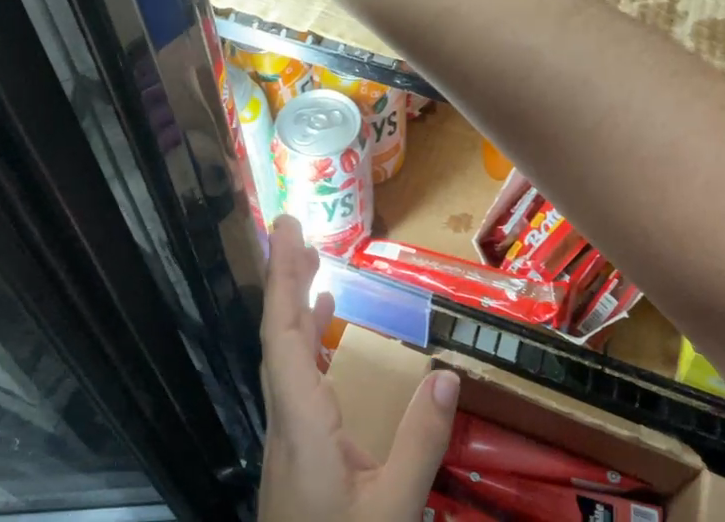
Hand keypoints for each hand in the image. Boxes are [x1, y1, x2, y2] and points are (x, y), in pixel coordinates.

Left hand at [258, 215, 459, 521]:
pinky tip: (326, 339)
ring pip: (281, 357)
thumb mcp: (394, 507)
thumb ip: (422, 441)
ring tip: (314, 271)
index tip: (286, 229)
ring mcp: (286, 436)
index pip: (283, 334)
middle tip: (296, 231)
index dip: (282, 278)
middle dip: (283, 279)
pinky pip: (295, 380)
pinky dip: (307, 344)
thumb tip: (448, 372)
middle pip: (275, 336)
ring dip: (293, 309)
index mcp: (302, 423)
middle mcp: (285, 420)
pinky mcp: (295, 451)